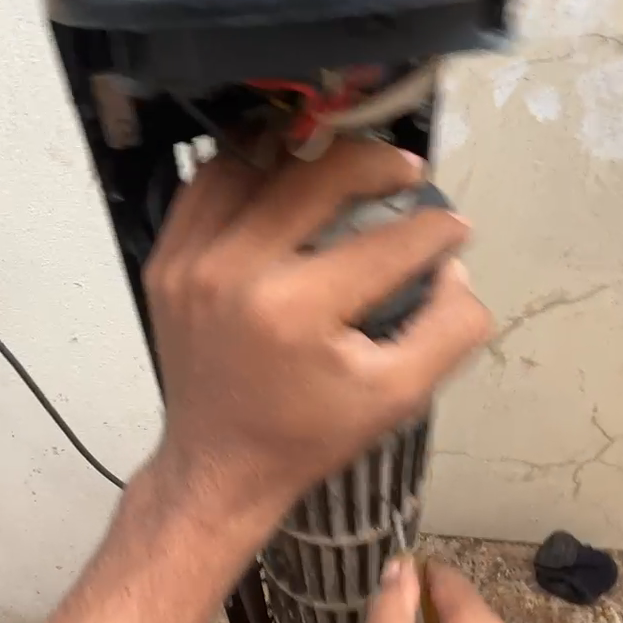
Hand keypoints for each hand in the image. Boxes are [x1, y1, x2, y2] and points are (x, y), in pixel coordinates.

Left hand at [141, 138, 489, 522]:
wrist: (220, 467)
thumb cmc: (308, 437)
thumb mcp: (396, 398)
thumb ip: (448, 330)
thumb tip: (456, 266)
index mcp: (294, 311)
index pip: (384, 243)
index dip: (434, 229)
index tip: (455, 227)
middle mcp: (233, 271)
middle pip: (316, 175)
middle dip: (376, 164)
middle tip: (406, 174)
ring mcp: (189, 261)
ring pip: (255, 162)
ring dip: (310, 155)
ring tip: (348, 166)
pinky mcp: (166, 261)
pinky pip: (208, 185)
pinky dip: (251, 170)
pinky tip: (283, 179)